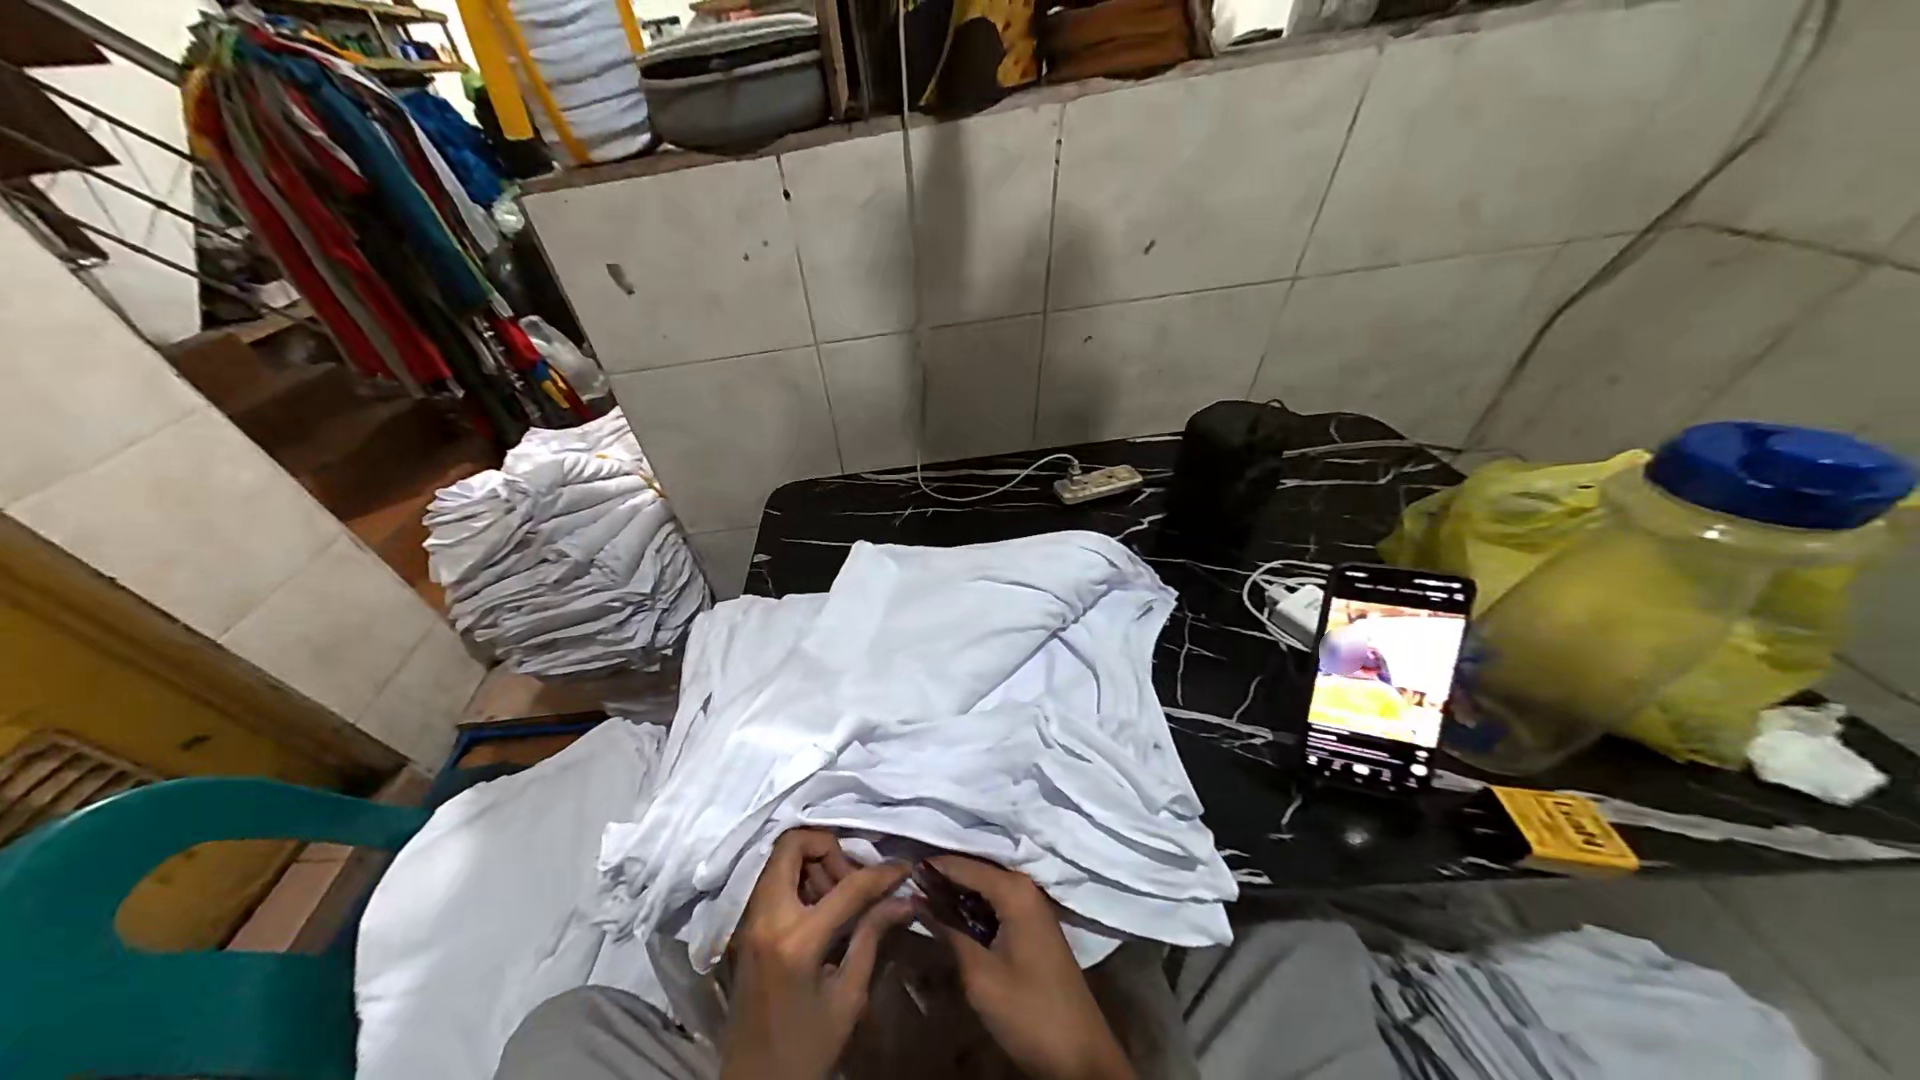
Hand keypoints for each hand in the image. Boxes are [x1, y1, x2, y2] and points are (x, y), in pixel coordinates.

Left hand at [720, 829, 911, 1079]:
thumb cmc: (807, 1049)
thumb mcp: (848, 997)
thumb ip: (872, 936)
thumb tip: (905, 899)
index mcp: (796, 939)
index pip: (847, 885)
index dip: (881, 873)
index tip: (904, 869)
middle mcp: (766, 918)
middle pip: (793, 845)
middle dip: (830, 849)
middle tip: (854, 878)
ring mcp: (749, 920)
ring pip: (780, 859)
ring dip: (813, 863)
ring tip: (841, 896)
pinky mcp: (744, 927)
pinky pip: (772, 881)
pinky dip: (798, 878)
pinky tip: (821, 906)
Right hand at [922, 856, 1136, 1079]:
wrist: (1080, 1057)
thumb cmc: (1029, 1011)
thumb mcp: (980, 974)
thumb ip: (948, 931)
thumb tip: (917, 899)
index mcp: (1015, 890)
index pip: (962, 864)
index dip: (929, 866)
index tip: (897, 867)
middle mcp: (1025, 888)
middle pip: (974, 871)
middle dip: (941, 875)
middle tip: (903, 881)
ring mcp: (1031, 908)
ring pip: (984, 888)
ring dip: (954, 891)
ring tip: (917, 895)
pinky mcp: (1031, 928)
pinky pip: (994, 904)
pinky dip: (970, 907)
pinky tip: (947, 916)